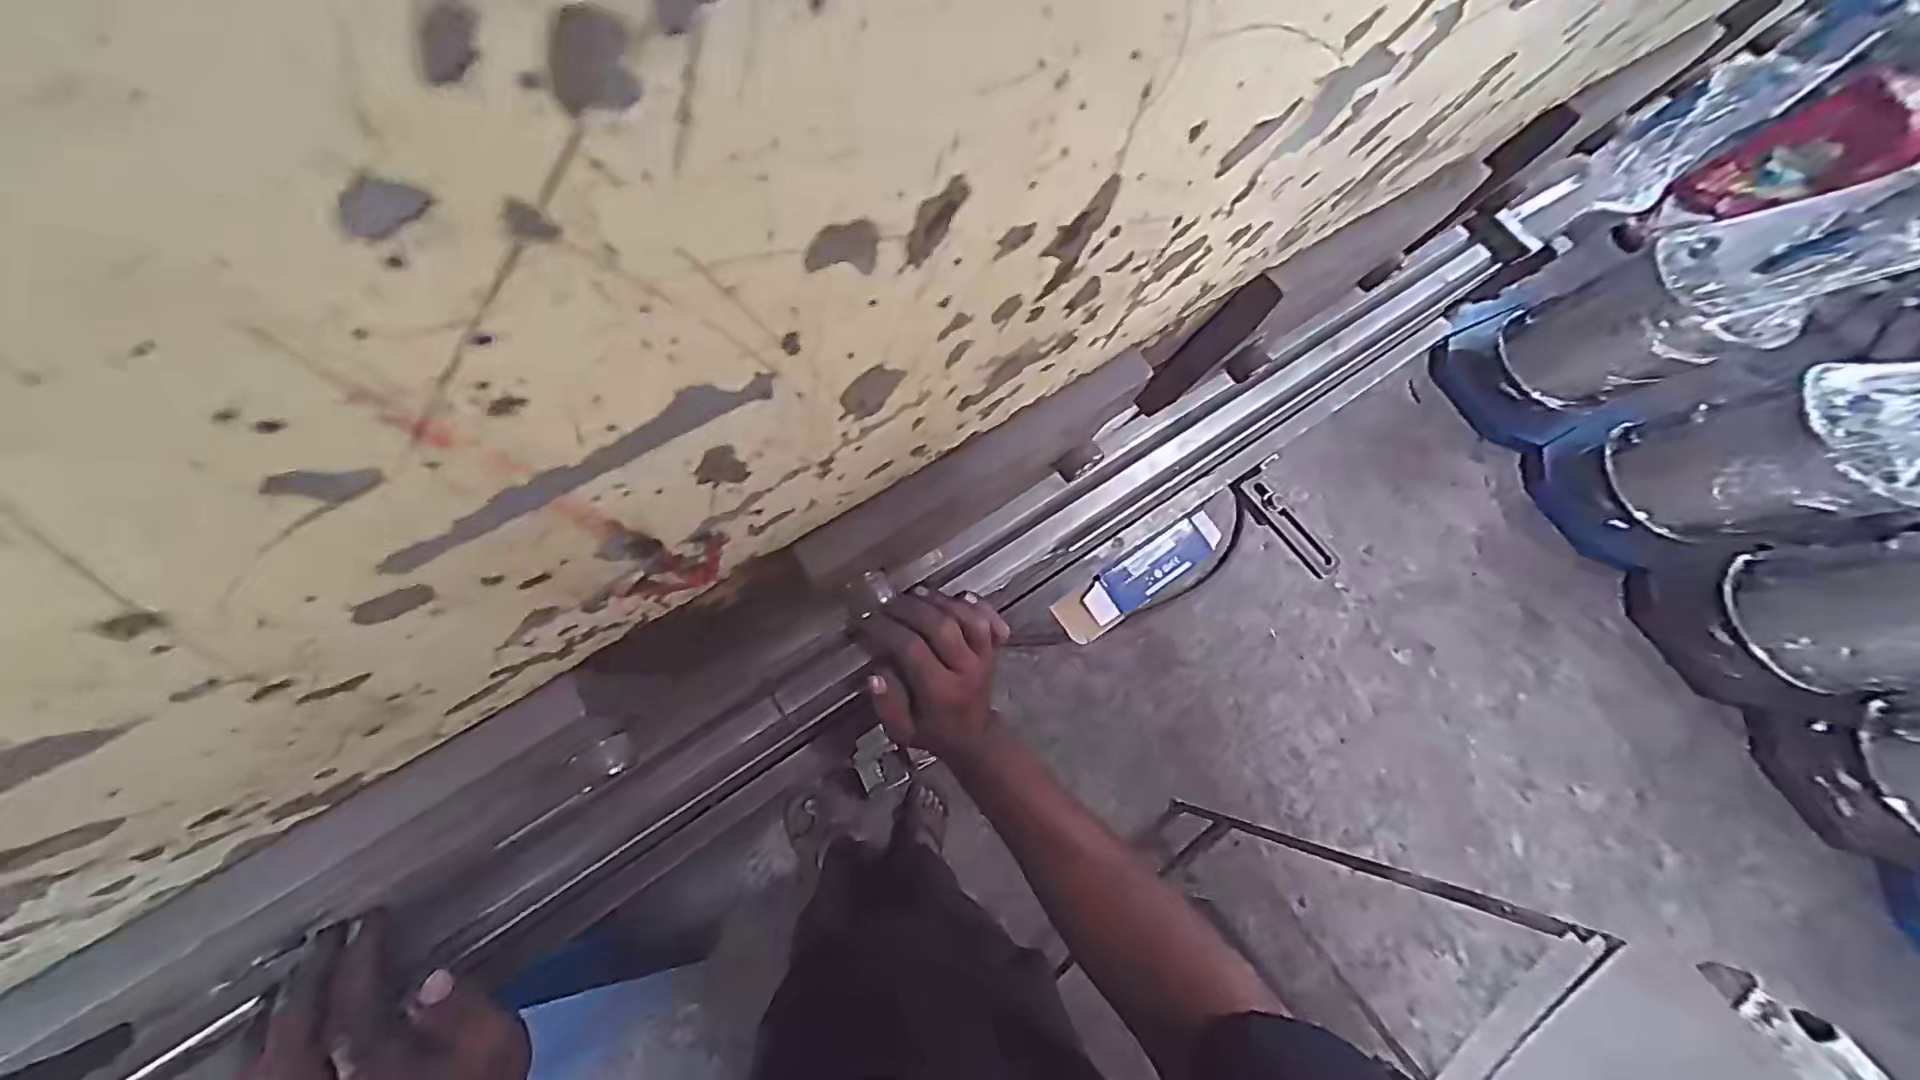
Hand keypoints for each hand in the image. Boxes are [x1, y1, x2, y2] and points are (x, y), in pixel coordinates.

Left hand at [246, 911, 529, 1079]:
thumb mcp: (496, 1048)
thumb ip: (467, 1012)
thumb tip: (432, 977)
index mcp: (376, 1065)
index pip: (354, 999)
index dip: (360, 954)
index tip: (372, 920)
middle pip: (296, 1030)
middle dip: (313, 975)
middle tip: (331, 935)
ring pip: (262, 1064)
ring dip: (276, 1015)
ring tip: (293, 980)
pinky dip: (259, 1055)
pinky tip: (269, 1037)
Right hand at [857, 587, 1010, 761]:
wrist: (974, 737)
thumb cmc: (932, 731)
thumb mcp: (902, 730)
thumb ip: (887, 703)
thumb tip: (876, 673)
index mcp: (941, 692)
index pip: (912, 650)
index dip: (887, 630)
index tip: (866, 621)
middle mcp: (966, 670)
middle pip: (941, 627)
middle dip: (910, 609)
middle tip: (887, 603)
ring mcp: (985, 658)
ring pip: (968, 619)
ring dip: (942, 601)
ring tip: (916, 594)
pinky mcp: (995, 650)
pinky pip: (991, 621)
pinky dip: (978, 606)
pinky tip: (960, 597)